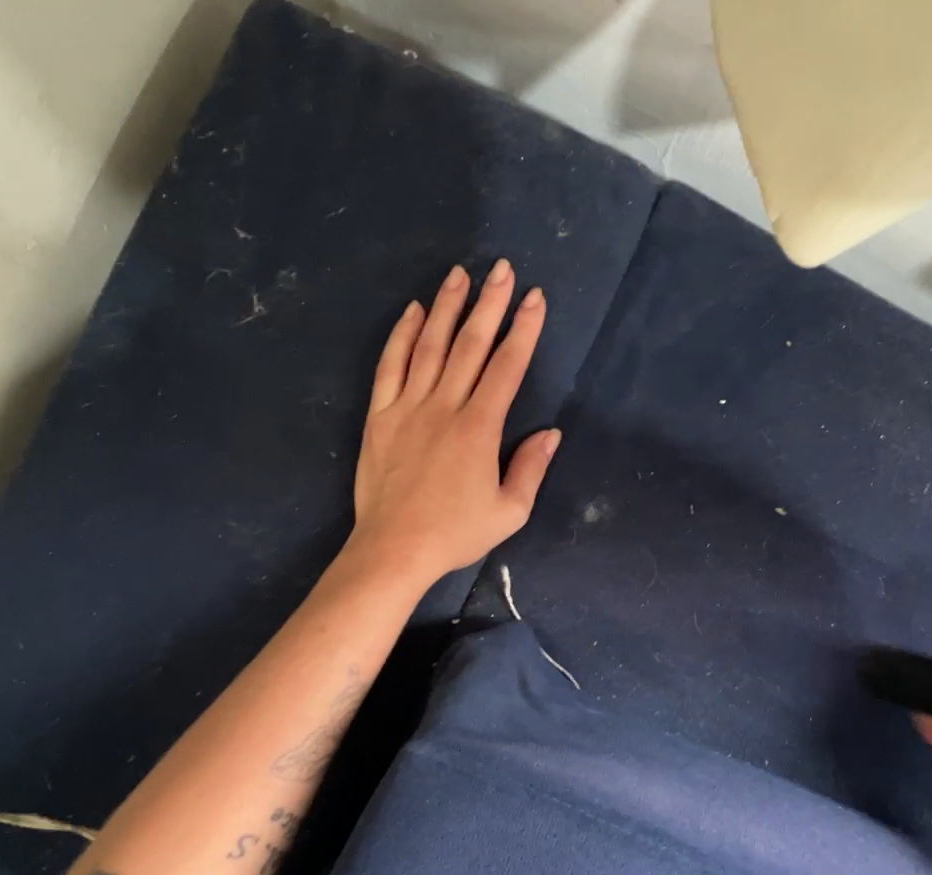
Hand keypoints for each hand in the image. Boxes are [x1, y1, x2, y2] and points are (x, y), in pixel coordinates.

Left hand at [347, 261, 559, 583]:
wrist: (394, 549)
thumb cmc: (455, 533)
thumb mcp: (509, 512)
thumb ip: (531, 469)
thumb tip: (551, 432)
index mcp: (480, 428)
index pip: (507, 366)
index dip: (524, 329)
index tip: (535, 297)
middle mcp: (445, 406)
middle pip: (471, 344)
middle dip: (490, 303)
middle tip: (503, 268)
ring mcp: (408, 407)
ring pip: (430, 345)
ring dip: (447, 307)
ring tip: (460, 274)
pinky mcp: (380, 415)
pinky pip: (391, 365)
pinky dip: (402, 335)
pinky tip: (414, 311)